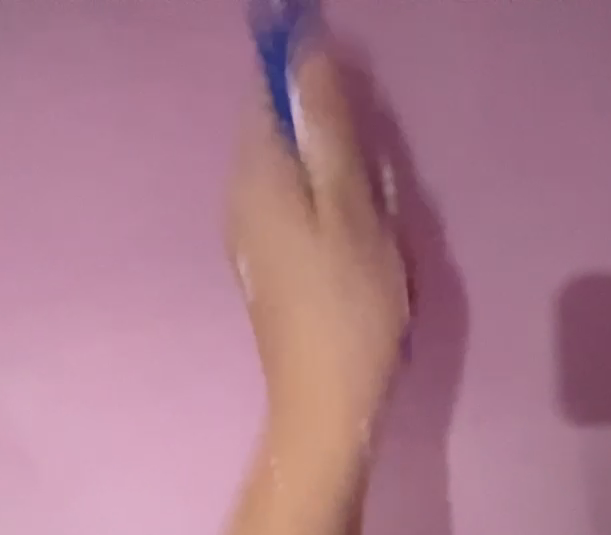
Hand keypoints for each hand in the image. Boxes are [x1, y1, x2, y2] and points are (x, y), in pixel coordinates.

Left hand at [227, 46, 408, 447]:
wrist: (323, 402)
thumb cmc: (349, 308)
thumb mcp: (352, 211)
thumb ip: (328, 131)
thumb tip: (306, 56)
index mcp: (255, 176)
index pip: (266, 91)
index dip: (308, 79)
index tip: (356, 112)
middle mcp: (237, 199)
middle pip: (277, 133)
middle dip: (327, 138)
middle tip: (373, 182)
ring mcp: (246, 237)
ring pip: (289, 175)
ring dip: (332, 180)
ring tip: (369, 221)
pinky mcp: (264, 267)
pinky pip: (291, 212)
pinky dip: (323, 212)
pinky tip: (352, 247)